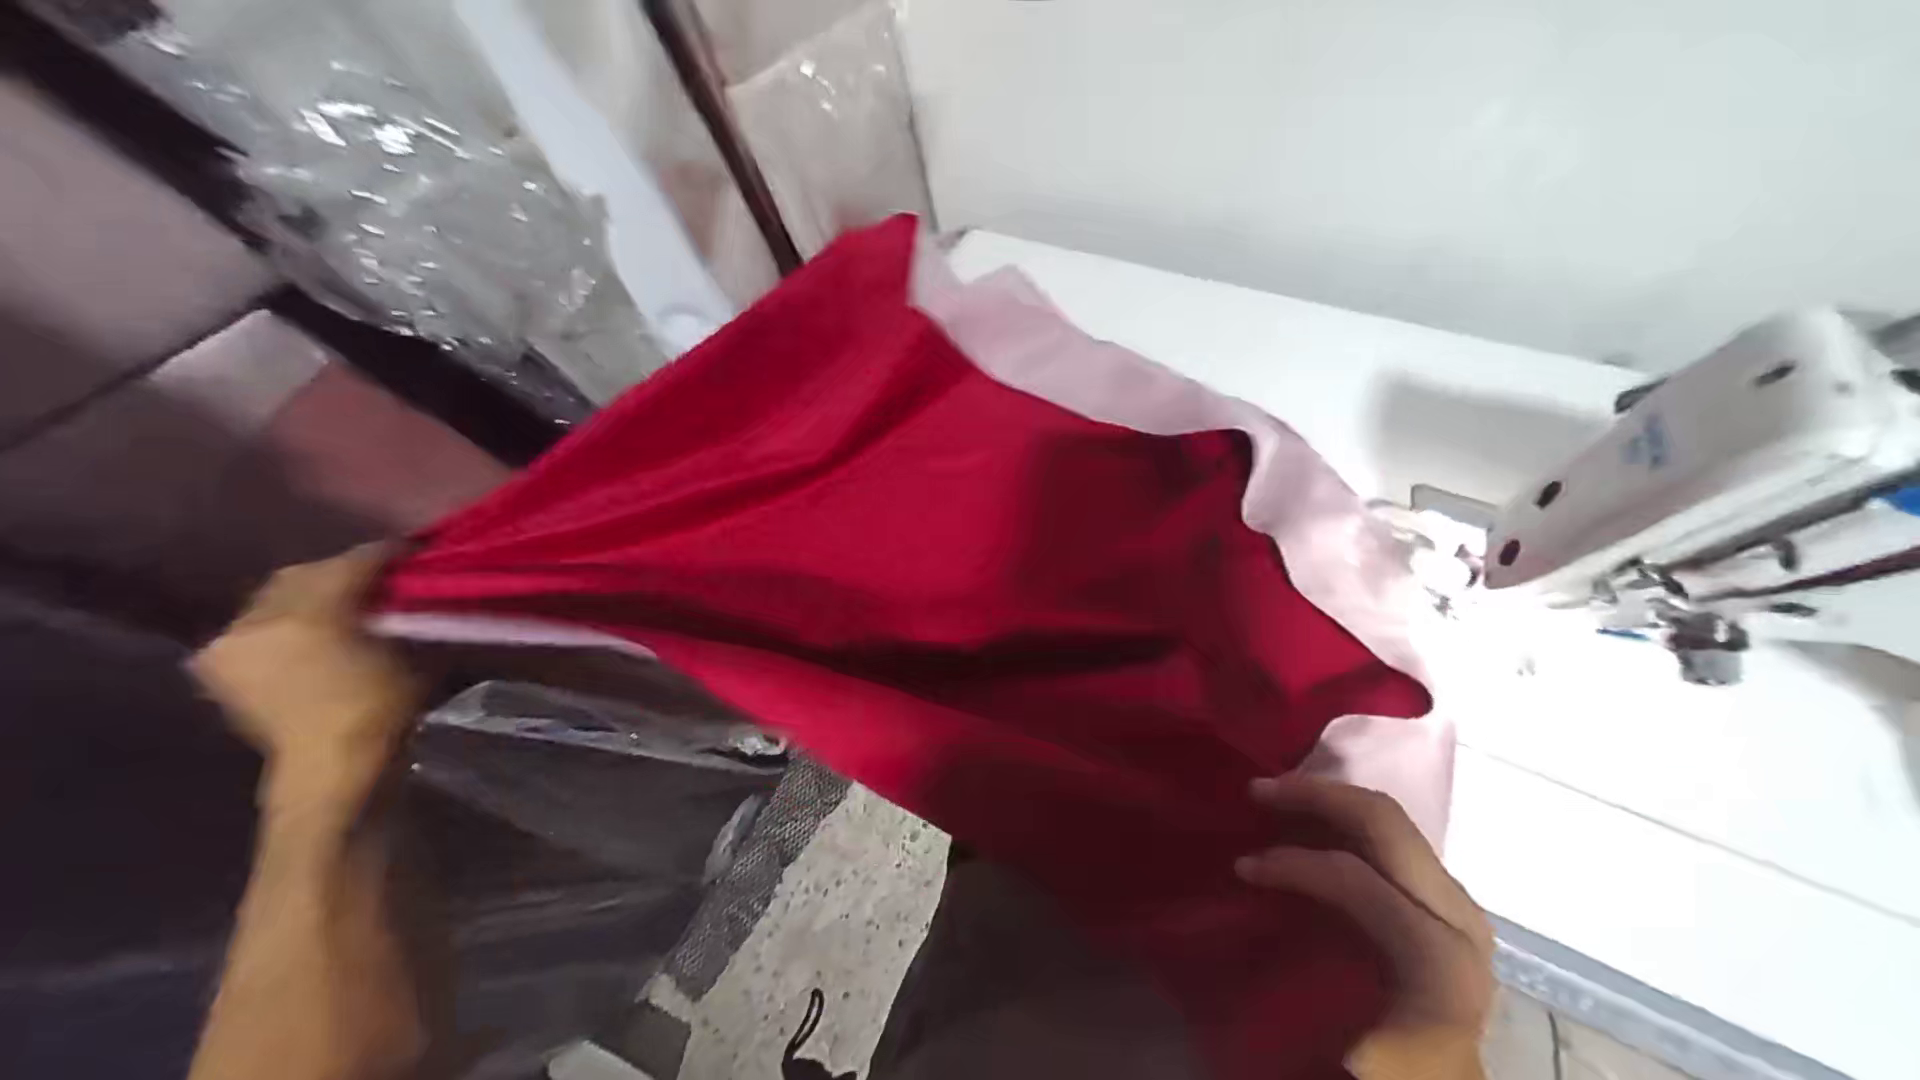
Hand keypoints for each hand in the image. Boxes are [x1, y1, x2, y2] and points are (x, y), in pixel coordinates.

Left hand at [190, 545, 422, 811]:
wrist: (332, 765)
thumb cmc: (385, 709)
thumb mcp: (416, 654)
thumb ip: (407, 611)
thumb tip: (415, 585)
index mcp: (313, 616)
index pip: (353, 562)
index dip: (386, 552)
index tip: (412, 548)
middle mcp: (260, 620)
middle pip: (306, 573)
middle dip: (343, 569)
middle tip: (378, 574)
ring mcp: (230, 641)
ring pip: (275, 595)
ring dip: (311, 591)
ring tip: (345, 599)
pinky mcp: (216, 661)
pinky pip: (253, 620)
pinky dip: (282, 615)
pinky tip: (309, 626)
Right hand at [1236, 776, 1493, 1078]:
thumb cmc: (1399, 1066)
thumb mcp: (1360, 1049)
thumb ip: (1322, 995)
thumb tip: (1278, 948)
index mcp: (1437, 961)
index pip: (1358, 881)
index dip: (1293, 864)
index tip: (1242, 866)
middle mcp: (1457, 917)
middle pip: (1384, 823)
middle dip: (1313, 797)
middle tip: (1256, 792)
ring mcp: (1453, 897)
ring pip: (1388, 818)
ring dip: (1326, 799)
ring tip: (1274, 795)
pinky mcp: (1441, 891)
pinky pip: (1389, 832)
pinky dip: (1340, 816)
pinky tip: (1304, 817)